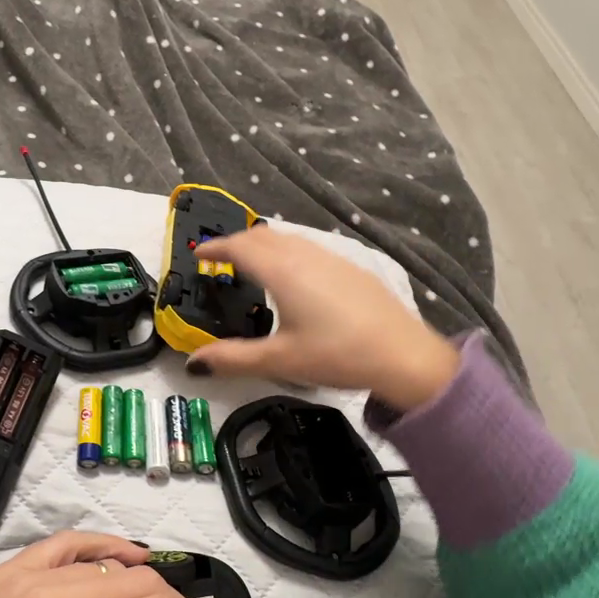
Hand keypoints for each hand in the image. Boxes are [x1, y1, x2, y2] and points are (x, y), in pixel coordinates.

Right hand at [188, 225, 459, 409]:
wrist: (405, 356)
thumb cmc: (337, 355)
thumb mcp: (280, 361)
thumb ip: (233, 358)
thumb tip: (193, 361)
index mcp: (282, 272)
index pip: (239, 247)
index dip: (214, 247)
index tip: (197, 254)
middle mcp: (305, 257)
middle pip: (262, 236)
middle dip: (236, 242)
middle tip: (219, 259)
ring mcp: (332, 260)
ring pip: (288, 239)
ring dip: (262, 245)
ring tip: (251, 264)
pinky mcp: (352, 269)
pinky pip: (309, 248)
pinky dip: (287, 252)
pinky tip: (293, 277)